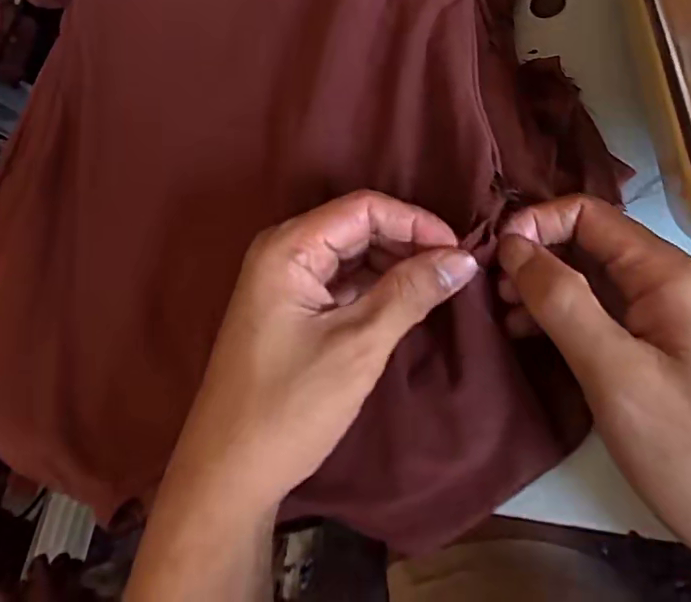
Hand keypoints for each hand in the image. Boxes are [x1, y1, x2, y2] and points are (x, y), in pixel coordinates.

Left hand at [130, 191, 478, 600]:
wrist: (225, 483)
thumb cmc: (288, 409)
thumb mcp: (358, 345)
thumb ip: (411, 293)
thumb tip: (464, 258)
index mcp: (288, 248)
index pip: (364, 208)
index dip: (415, 221)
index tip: (457, 249)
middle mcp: (284, 252)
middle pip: (359, 224)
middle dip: (409, 240)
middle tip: (453, 268)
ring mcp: (285, 280)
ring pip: (354, 250)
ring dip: (397, 262)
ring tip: (438, 283)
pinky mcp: (292, 307)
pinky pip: (344, 278)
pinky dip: (379, 284)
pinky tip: (408, 299)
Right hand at [497, 196, 690, 601]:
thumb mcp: (618, 375)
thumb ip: (563, 303)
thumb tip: (514, 243)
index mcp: (668, 272)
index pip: (590, 213)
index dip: (538, 224)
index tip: (494, 257)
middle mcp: (674, 284)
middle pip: (594, 246)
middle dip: (540, 260)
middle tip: (494, 297)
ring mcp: (677, 321)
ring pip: (601, 285)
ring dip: (552, 293)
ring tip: (510, 323)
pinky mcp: (675, 355)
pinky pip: (616, 320)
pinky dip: (575, 324)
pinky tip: (545, 344)